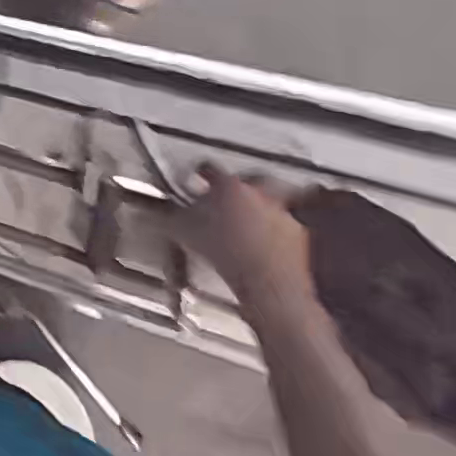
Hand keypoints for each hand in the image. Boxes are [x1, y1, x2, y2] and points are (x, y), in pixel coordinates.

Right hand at [171, 165, 314, 310]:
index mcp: (229, 186)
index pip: (209, 169)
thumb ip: (170, 214)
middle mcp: (260, 193)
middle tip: (223, 199)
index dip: (198, 174)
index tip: (194, 180)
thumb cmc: (225, 253)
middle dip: (235, 188)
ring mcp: (283, 213)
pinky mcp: (299, 235)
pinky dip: (272, 229)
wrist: (270, 286)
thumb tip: (156, 208)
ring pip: (267, 202)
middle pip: (246, 180)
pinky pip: (282, 224)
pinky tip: (260, 243)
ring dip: (255, 209)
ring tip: (241, 224)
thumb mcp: (183, 231)